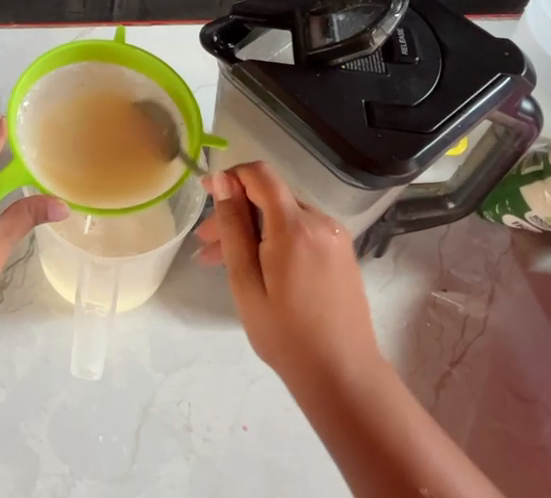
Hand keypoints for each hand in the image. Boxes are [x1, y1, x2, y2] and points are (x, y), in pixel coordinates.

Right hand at [195, 161, 381, 381]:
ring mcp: (335, 237)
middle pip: (271, 197)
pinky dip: (276, 239)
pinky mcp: (342, 253)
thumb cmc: (286, 334)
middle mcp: (321, 222)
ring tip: (224, 261)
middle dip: (236, 211)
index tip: (206, 196)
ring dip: (254, 228)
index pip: (260, 175)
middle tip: (207, 245)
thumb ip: (233, 227)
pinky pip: (302, 231)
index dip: (230, 177)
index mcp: (295, 227)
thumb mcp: (245, 281)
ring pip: (285, 215)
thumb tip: (221, 181)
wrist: (344, 376)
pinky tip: (258, 267)